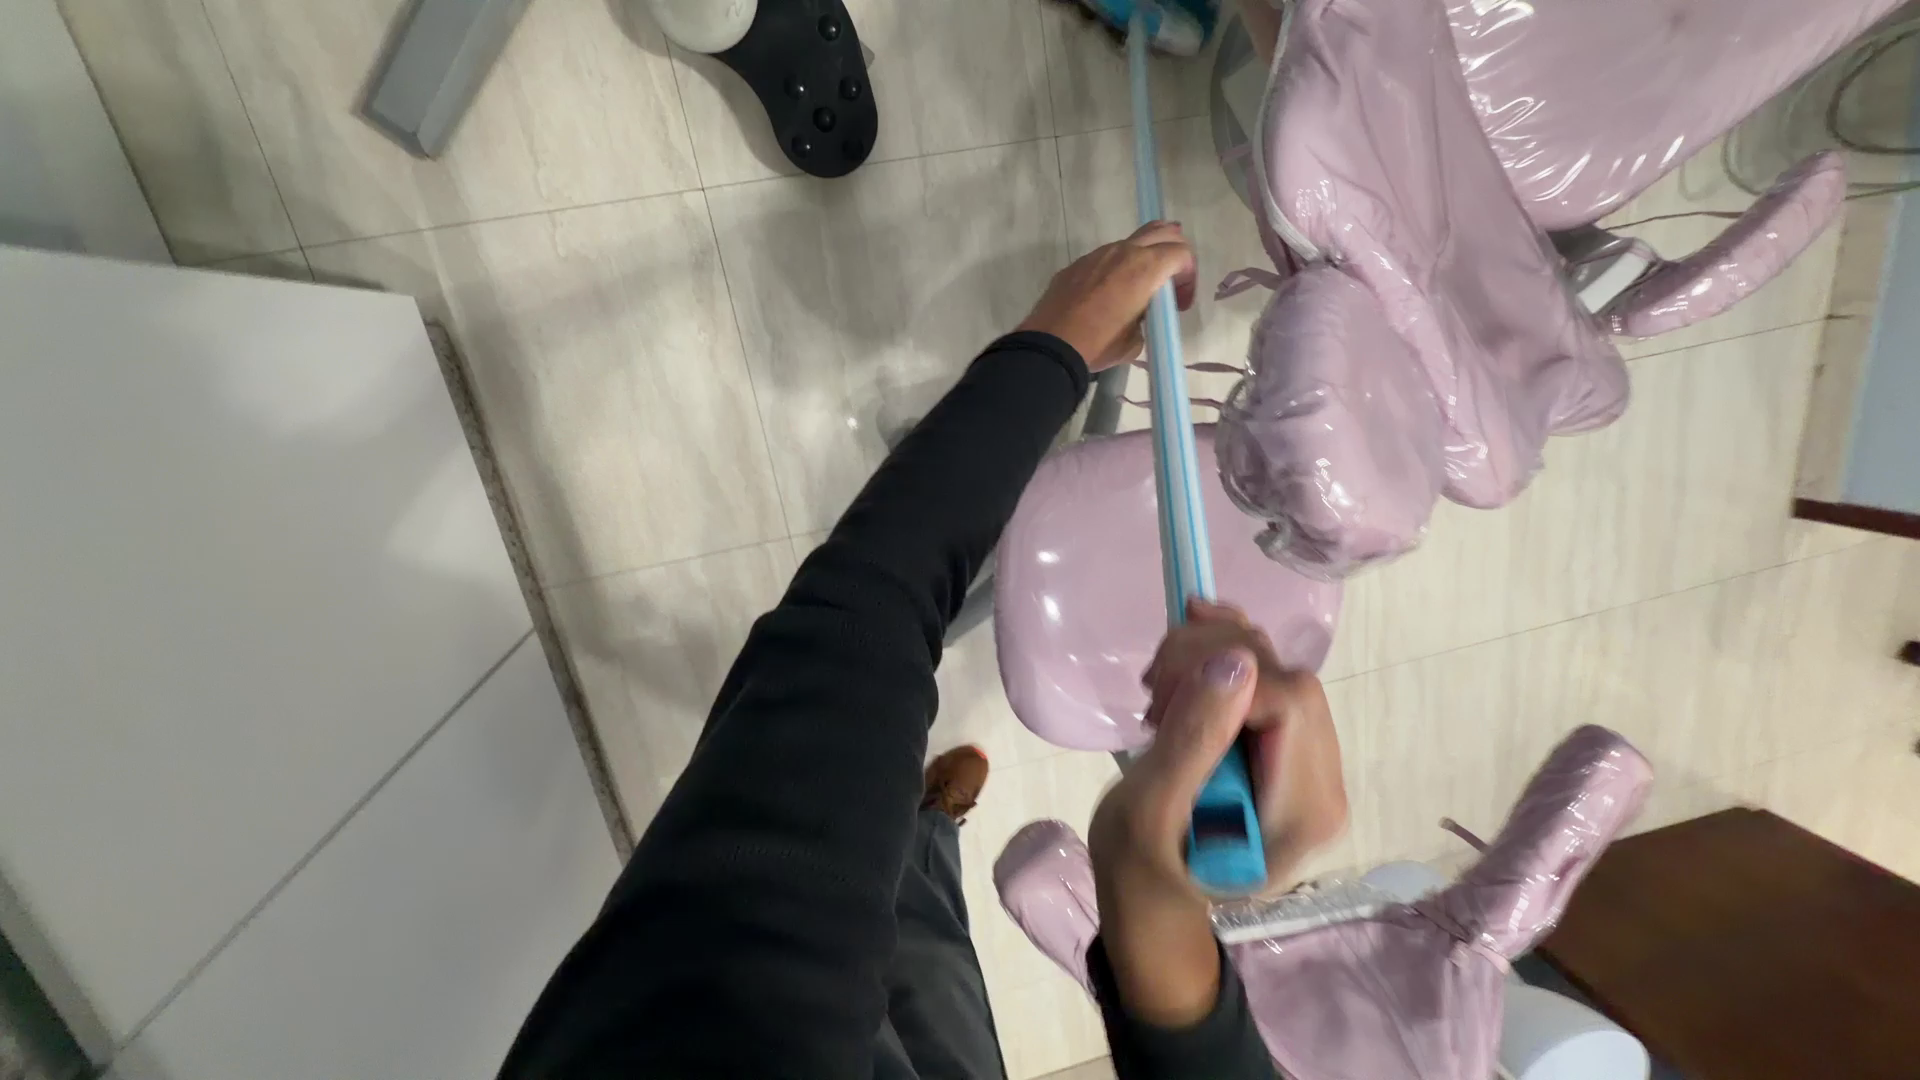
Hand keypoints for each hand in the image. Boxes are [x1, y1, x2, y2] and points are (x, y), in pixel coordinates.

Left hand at [1016, 221, 1197, 372]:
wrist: (1049, 346)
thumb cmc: (1097, 345)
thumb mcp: (1134, 341)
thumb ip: (1146, 319)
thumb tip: (1138, 316)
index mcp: (1146, 267)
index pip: (1181, 254)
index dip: (1189, 278)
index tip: (1180, 305)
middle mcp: (1123, 252)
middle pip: (1162, 232)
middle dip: (1174, 253)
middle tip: (1170, 283)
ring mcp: (1097, 254)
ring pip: (1131, 243)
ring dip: (1143, 259)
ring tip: (1138, 289)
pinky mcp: (1076, 264)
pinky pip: (1105, 258)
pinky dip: (1116, 269)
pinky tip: (1107, 296)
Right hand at [1087, 599, 1346, 1026]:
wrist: (1153, 899)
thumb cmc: (1143, 869)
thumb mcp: (1151, 811)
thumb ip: (1194, 740)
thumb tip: (1236, 661)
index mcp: (1300, 808)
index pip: (1287, 699)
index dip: (1219, 678)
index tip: (1159, 703)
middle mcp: (1321, 780)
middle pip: (1285, 676)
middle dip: (1208, 659)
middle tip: (1151, 690)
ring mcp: (1306, 761)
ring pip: (1273, 666)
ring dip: (1206, 655)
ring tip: (1157, 690)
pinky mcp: (1282, 744)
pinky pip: (1264, 675)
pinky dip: (1216, 654)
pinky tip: (1181, 660)